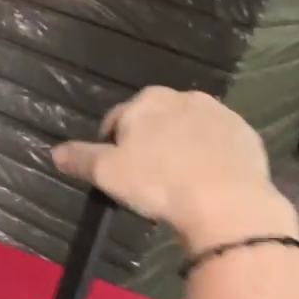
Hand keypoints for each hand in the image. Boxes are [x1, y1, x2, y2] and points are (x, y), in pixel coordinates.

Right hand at [52, 86, 298, 251]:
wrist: (224, 201)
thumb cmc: (156, 183)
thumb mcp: (106, 174)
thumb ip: (80, 158)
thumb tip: (55, 151)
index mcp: (146, 102)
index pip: (116, 120)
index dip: (110, 146)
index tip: (114, 172)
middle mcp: (184, 97)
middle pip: (154, 121)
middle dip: (146, 143)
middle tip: (143, 178)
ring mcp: (219, 113)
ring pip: (186, 130)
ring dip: (177, 148)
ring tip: (173, 182)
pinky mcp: (244, 133)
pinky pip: (215, 143)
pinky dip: (206, 157)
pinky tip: (201, 182)